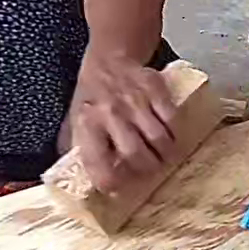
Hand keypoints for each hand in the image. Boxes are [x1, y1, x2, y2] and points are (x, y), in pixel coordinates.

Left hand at [64, 51, 175, 190]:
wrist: (111, 60)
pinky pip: (172, 120)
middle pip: (135, 153)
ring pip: (158, 139)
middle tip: (150, 170)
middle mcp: (110, 114)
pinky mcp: (156, 92)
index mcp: (87, 123)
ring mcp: (136, 102)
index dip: (107, 180)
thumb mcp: (75, 117)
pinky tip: (172, 137)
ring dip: (165, 153)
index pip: (95, 159)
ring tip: (164, 156)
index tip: (116, 189)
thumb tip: (74, 174)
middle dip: (147, 168)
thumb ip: (75, 143)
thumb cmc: (92, 95)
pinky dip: (175, 133)